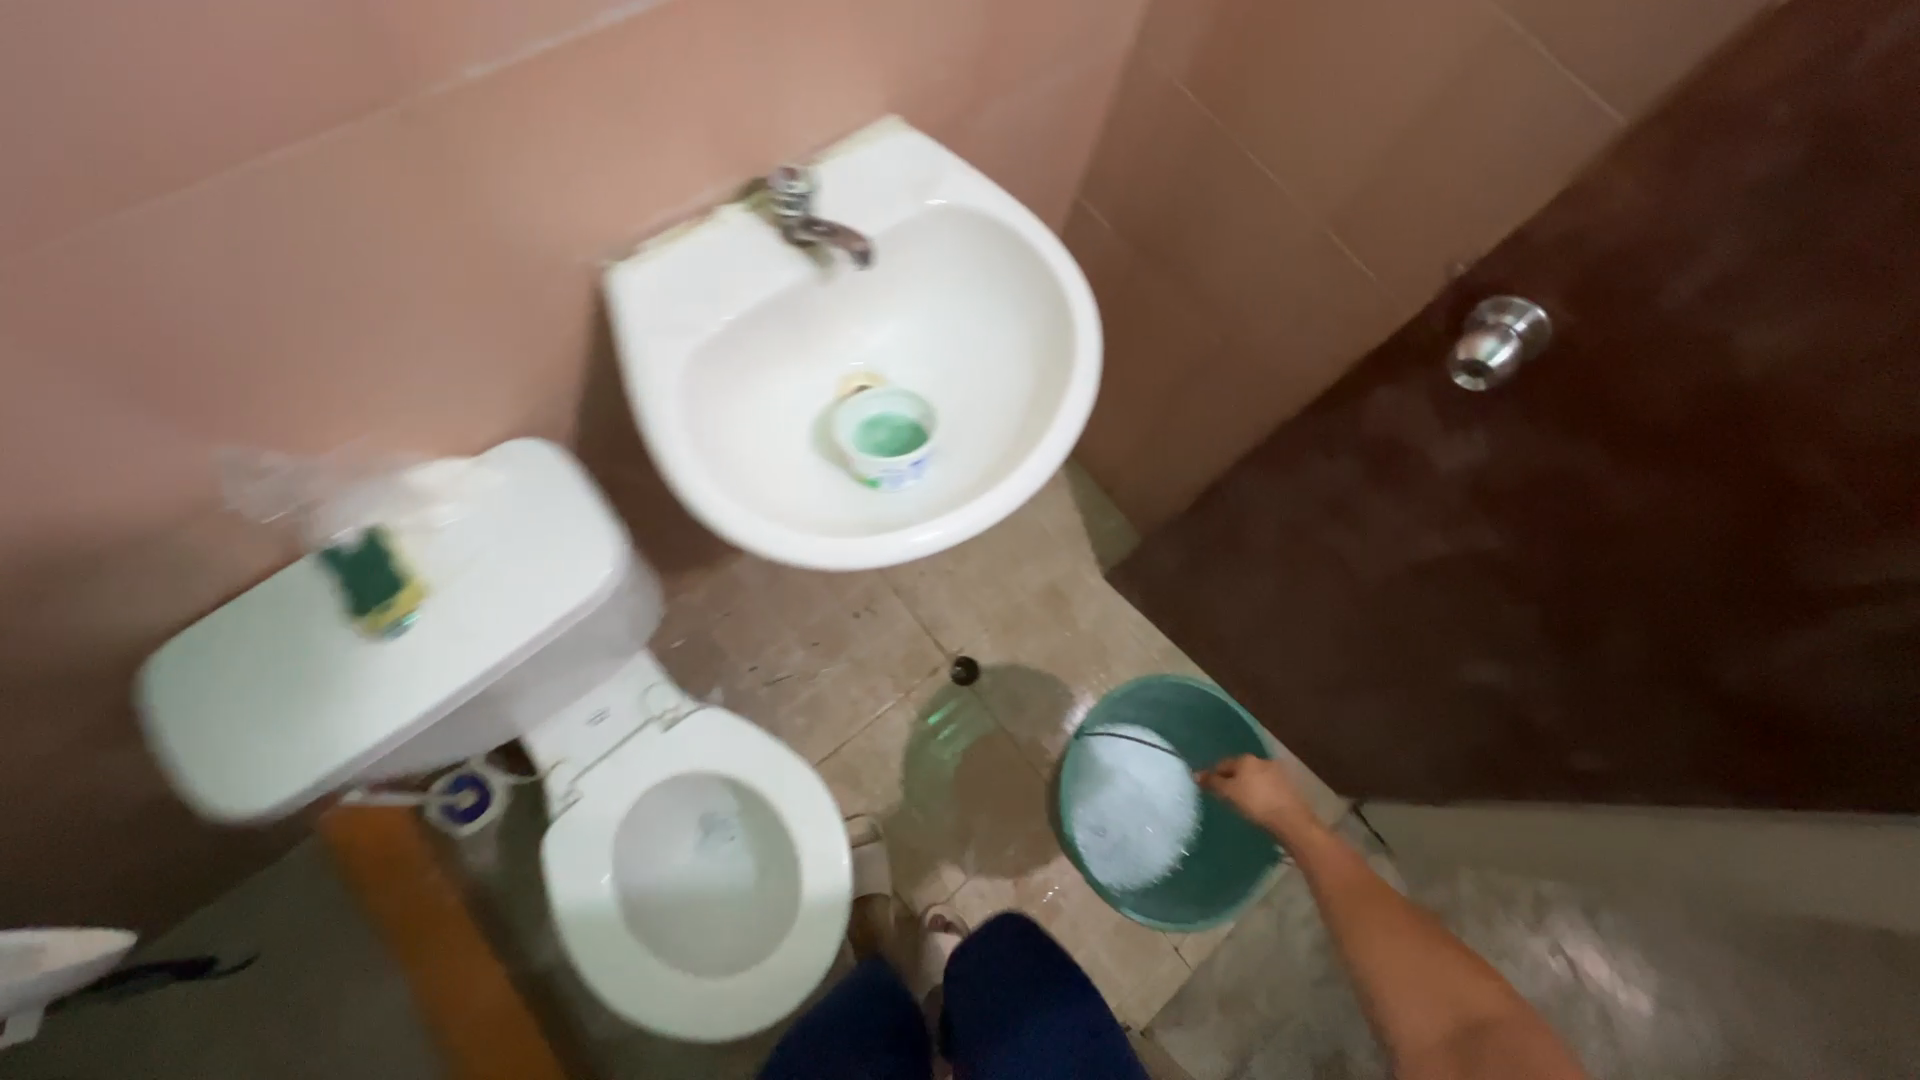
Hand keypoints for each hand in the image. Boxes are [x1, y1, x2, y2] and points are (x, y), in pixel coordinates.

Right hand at [1196, 754, 1321, 840]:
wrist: (1291, 820)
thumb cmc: (1255, 803)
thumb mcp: (1228, 793)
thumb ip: (1212, 782)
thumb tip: (1195, 774)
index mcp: (1245, 759)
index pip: (1222, 764)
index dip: (1213, 776)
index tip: (1209, 790)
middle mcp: (1261, 760)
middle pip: (1239, 769)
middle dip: (1231, 780)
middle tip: (1225, 797)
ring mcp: (1277, 772)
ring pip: (1254, 777)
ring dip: (1247, 786)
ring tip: (1243, 803)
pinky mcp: (1289, 786)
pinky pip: (1267, 786)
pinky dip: (1260, 793)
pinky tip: (1260, 805)